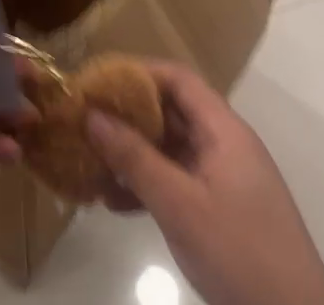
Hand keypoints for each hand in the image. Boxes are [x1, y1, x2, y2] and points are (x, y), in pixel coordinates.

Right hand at [86, 60, 323, 304]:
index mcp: (224, 132)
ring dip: (131, 154)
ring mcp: (223, 178)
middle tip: (84, 121)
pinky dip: (145, 185)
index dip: (138, 73)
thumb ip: (134, 158)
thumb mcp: (179, 204)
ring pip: (170, 150)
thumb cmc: (239, 250)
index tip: (97, 81)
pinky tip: (112, 202)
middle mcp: (225, 146)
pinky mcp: (219, 209)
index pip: (179, 80)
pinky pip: (175, 181)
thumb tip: (91, 114)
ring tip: (89, 162)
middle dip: (127, 116)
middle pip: (171, 113)